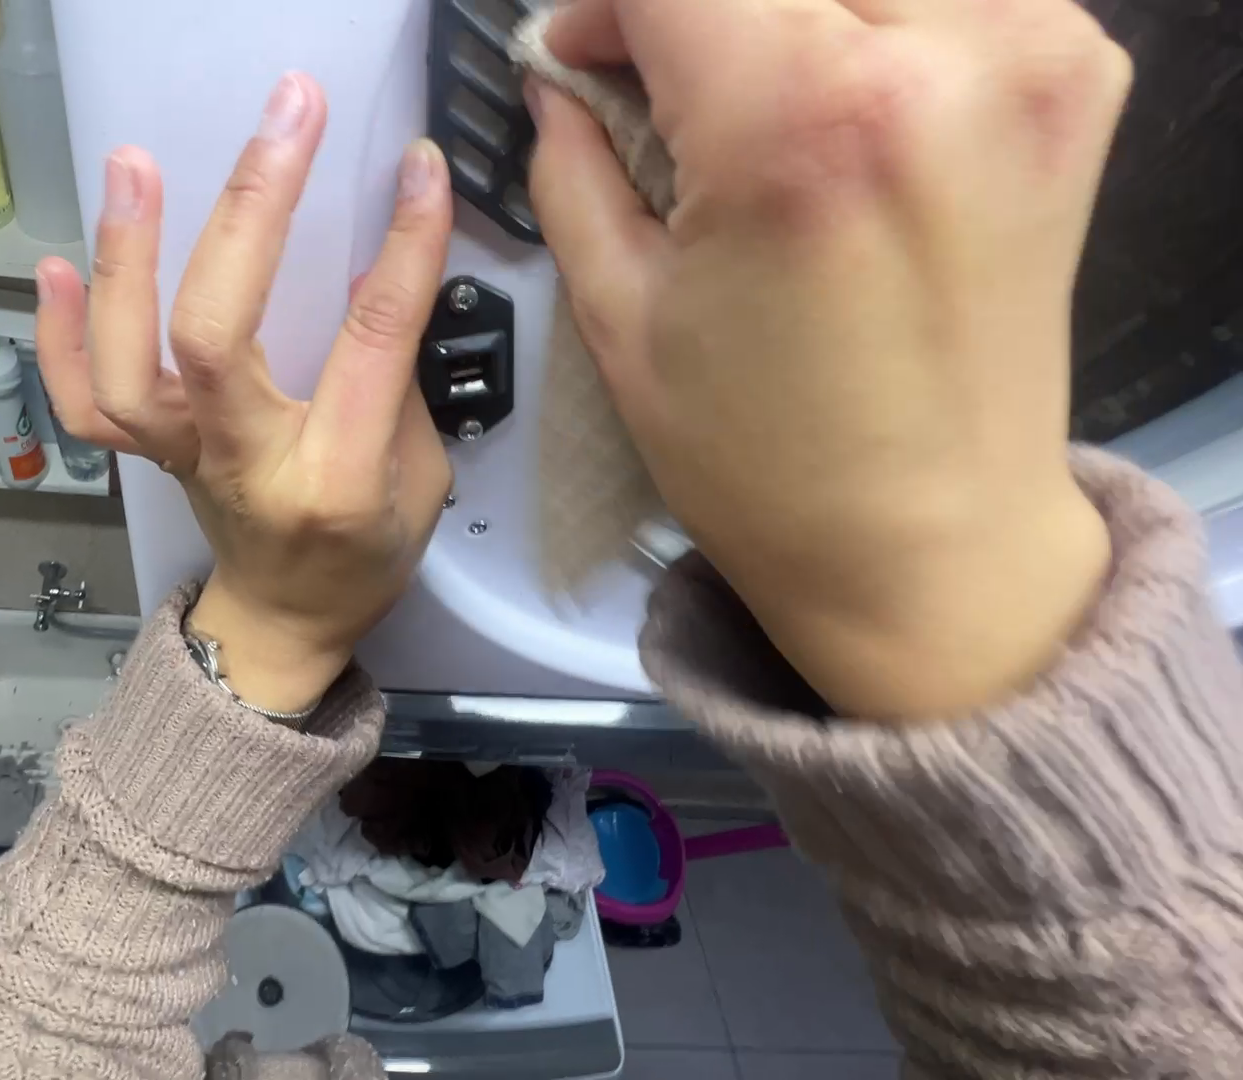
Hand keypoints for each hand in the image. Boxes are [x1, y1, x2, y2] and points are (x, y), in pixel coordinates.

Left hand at [35, 74, 454, 712]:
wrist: (279, 623)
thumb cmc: (360, 562)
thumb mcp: (419, 486)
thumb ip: (396, 390)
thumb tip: (369, 279)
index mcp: (333, 481)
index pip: (368, 346)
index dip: (402, 251)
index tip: (418, 169)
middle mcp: (246, 465)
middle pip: (217, 336)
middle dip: (250, 216)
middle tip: (283, 120)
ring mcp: (184, 459)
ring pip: (129, 370)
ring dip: (125, 262)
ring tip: (134, 164)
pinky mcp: (151, 457)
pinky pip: (86, 405)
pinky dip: (59, 338)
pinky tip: (56, 265)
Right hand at [529, 0, 1125, 717]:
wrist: (915, 534)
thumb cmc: (754, 455)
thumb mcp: (619, 316)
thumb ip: (573, 172)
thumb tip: (557, 86)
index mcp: (798, 125)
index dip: (605, 0)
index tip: (571, 49)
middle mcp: (946, 52)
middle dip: (678, 5)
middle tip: (629, 77)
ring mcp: (1038, 53)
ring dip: (766, 16)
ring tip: (717, 104)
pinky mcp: (1072, 80)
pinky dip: (849, 25)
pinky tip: (808, 110)